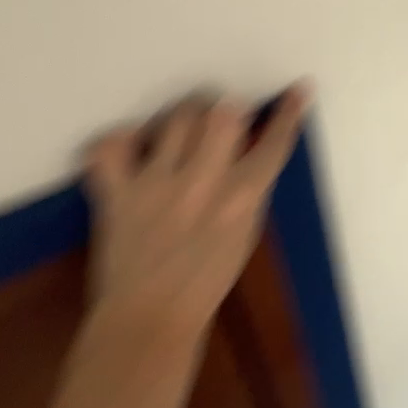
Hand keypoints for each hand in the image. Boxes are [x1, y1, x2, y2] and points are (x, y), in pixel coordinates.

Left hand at [82, 81, 310, 334]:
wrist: (149, 317)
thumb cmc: (208, 276)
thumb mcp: (247, 227)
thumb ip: (250, 184)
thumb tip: (251, 144)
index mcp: (244, 195)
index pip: (275, 140)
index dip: (289, 111)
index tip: (297, 89)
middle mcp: (204, 183)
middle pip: (223, 114)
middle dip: (225, 107)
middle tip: (220, 115)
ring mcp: (157, 186)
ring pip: (175, 119)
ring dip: (184, 114)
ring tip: (183, 124)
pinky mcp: (117, 196)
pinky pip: (110, 149)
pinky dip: (120, 140)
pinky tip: (133, 146)